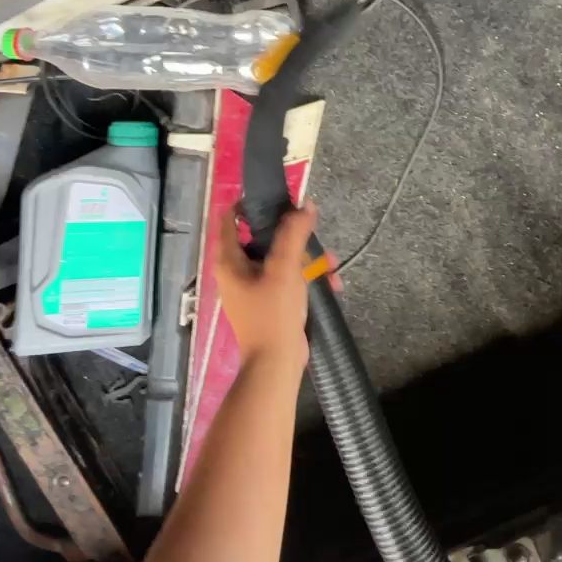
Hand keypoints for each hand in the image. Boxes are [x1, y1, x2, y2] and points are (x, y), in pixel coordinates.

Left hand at [213, 204, 316, 369]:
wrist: (276, 364)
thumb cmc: (273, 314)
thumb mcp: (285, 269)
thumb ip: (294, 234)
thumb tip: (306, 205)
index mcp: (230, 262)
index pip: (230, 220)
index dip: (249, 204)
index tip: (277, 197)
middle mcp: (238, 273)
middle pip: (263, 239)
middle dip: (294, 236)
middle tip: (313, 233)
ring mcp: (254, 289)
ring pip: (282, 260)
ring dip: (308, 259)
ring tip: (331, 265)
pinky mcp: (271, 304)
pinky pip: (290, 281)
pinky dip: (308, 279)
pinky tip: (330, 284)